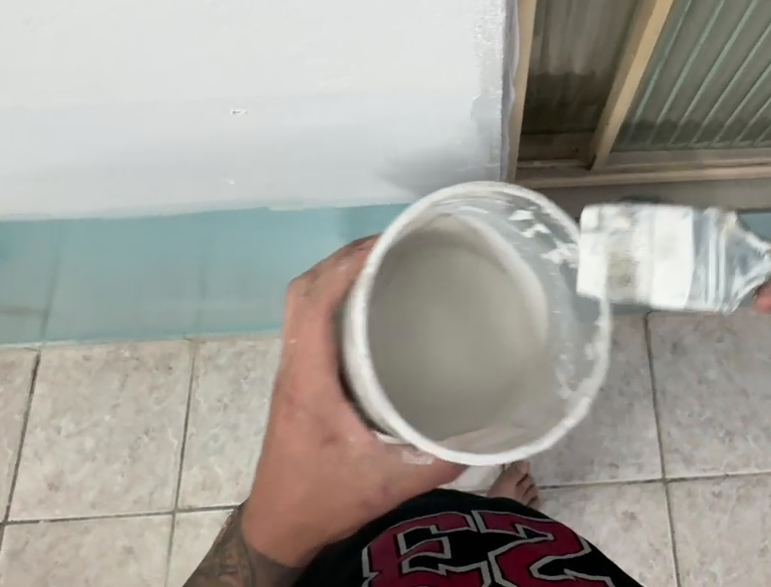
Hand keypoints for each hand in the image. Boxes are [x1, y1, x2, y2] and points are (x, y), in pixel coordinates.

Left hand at [239, 237, 462, 567]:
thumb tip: (490, 429)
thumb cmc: (325, 499)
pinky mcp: (301, 374)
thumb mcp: (390, 484)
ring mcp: (294, 367)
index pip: (314, 300)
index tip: (386, 244)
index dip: (345, 265)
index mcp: (310, 378)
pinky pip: (310, 316)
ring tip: (384, 261)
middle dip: (344, 258)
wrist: (280, 527)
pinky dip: (335, 294)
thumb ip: (441, 458)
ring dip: (337, 272)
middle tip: (391, 246)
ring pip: (303, 299)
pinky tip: (371, 302)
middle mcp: (296, 363)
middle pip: (304, 288)